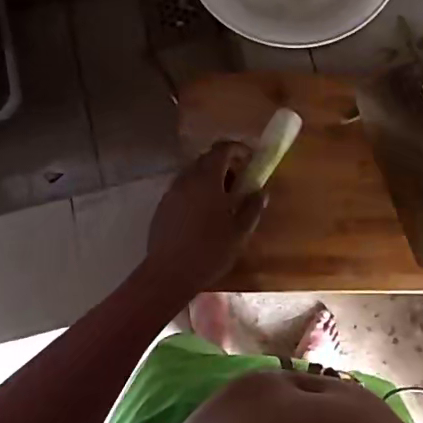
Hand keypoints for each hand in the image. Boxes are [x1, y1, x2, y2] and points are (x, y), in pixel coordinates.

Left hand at [140, 142, 266, 296]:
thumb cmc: (210, 251)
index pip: (222, 149)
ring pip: (192, 175)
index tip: (252, 161)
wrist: (169, 273)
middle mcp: (185, 179)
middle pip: (206, 160)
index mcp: (206, 179)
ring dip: (209, 180)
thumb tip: (260, 191)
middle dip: (225, 165)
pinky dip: (196, 193)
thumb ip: (252, 207)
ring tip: (224, 202)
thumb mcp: (239, 231)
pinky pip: (182, 190)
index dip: (239, 150)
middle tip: (241, 183)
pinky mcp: (161, 207)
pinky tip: (203, 216)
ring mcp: (170, 193)